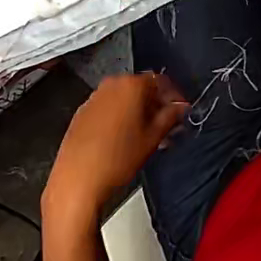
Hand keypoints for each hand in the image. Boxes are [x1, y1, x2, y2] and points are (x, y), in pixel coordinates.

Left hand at [43, 73, 188, 229]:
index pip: (160, 81)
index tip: (182, 111)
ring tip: (149, 136)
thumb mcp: (152, 138)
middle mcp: (110, 85)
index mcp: (130, 85)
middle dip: (156, 105)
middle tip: (169, 126)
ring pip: (124, 98)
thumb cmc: (118, 158)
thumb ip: (170, 117)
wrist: (78, 178)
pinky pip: (108, 107)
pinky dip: (121, 117)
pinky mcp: (82, 112)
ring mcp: (94, 98)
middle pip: (141, 88)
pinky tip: (126, 138)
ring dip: (139, 112)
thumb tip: (180, 108)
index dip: (174, 96)